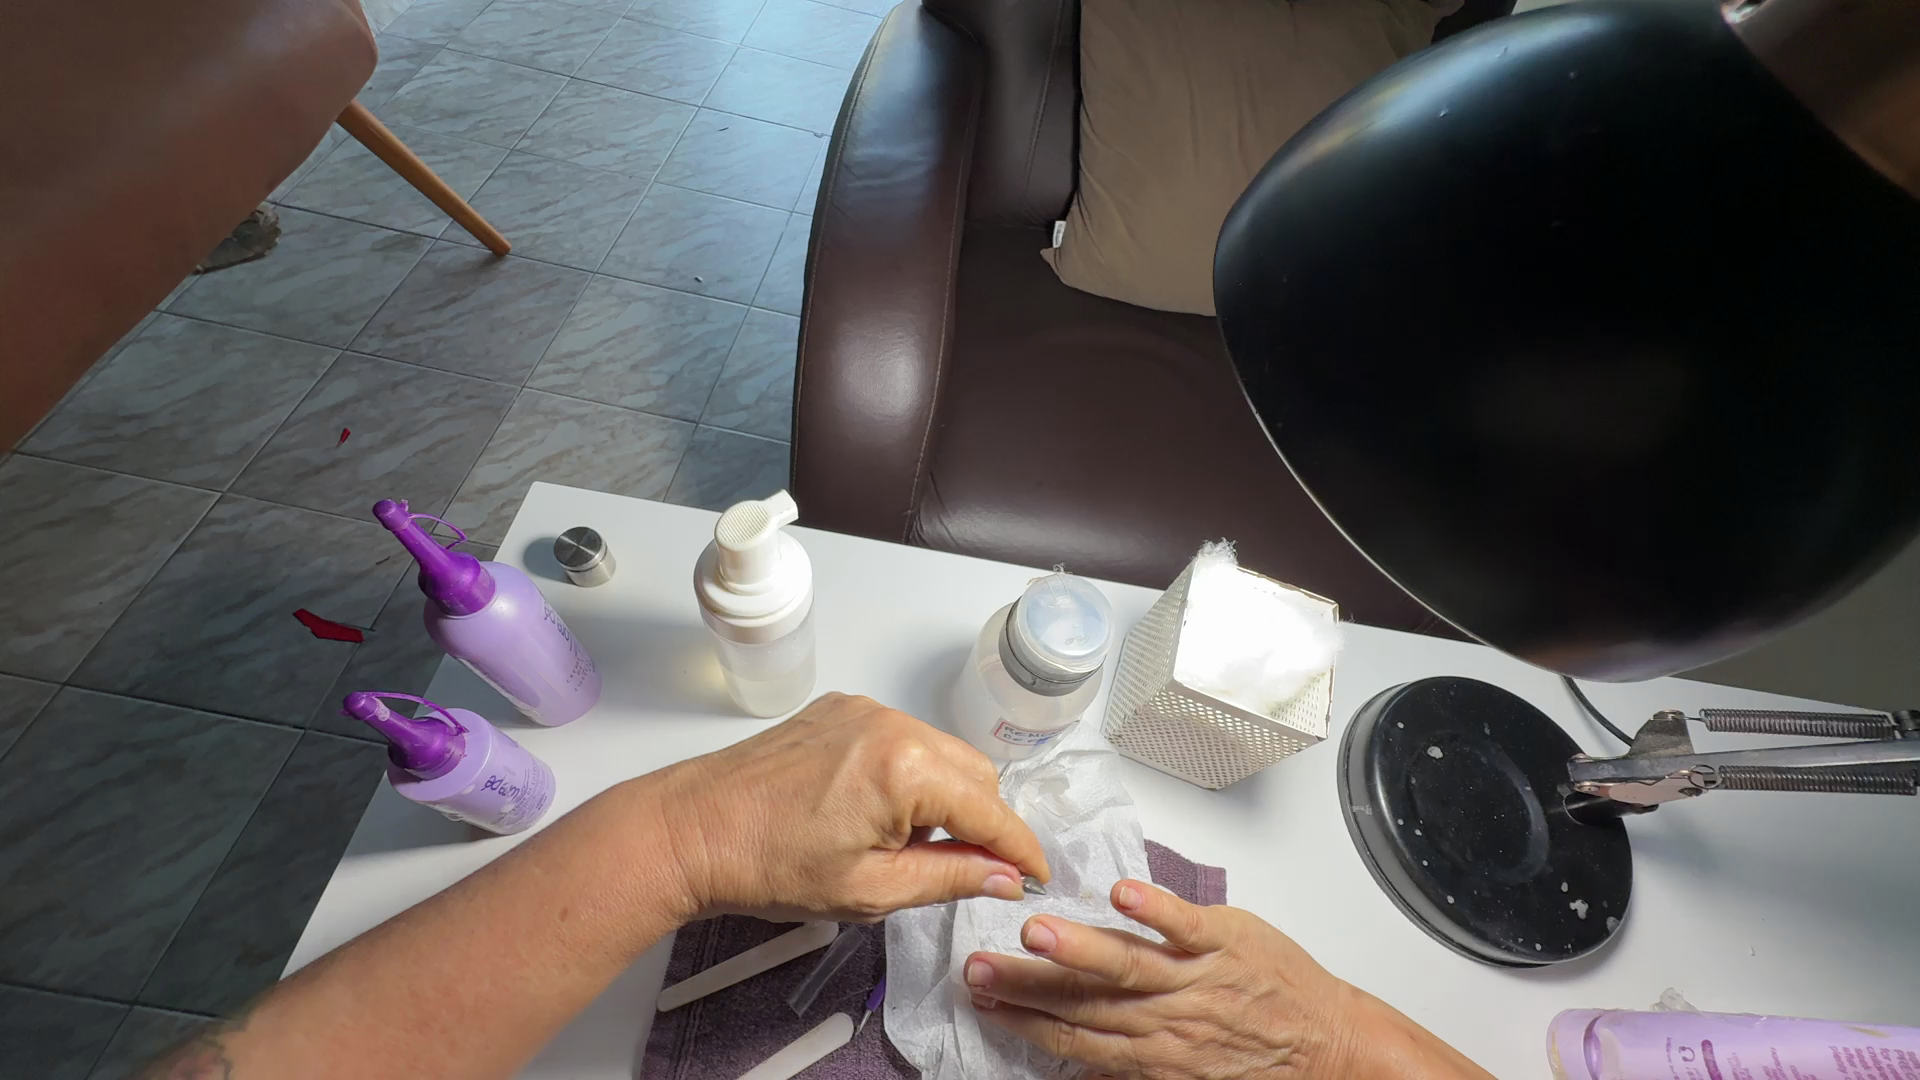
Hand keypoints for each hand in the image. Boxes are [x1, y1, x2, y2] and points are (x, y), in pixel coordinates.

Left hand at [651, 692, 1050, 921]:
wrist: (694, 827)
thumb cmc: (770, 864)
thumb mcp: (871, 890)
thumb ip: (950, 877)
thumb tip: (1004, 874)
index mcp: (905, 768)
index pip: (988, 808)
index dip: (1018, 845)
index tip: (1035, 870)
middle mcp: (893, 722)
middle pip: (973, 771)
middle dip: (979, 819)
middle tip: (960, 865)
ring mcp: (867, 707)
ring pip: (940, 750)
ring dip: (943, 793)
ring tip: (904, 837)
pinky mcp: (844, 705)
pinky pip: (902, 735)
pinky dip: (909, 769)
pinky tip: (876, 804)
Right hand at [963, 881, 1492, 1079]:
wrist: (1335, 1050)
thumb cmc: (1260, 1060)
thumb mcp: (1190, 1075)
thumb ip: (1135, 1055)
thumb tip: (1078, 1042)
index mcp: (1155, 1056)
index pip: (1077, 1037)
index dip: (1026, 1021)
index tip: (983, 1001)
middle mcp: (1166, 1021)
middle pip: (1086, 1003)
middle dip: (1028, 988)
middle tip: (978, 969)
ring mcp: (1195, 978)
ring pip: (1128, 965)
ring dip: (1080, 951)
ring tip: (1033, 933)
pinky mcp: (1224, 942)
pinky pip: (1186, 926)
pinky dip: (1155, 911)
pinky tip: (1121, 893)